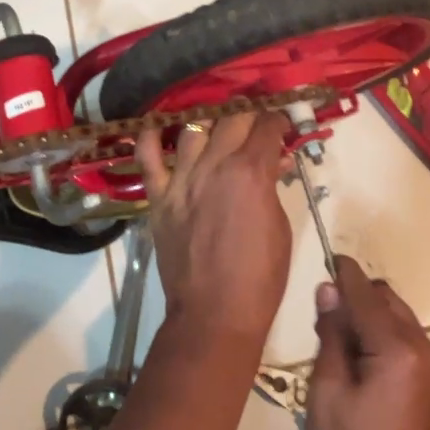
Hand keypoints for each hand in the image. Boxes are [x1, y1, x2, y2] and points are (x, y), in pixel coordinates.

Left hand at [137, 111, 292, 340]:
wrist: (214, 314)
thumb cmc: (260, 277)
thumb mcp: (280, 227)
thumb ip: (272, 187)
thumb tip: (273, 163)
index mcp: (250, 172)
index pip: (267, 126)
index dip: (278, 120)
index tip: (281, 123)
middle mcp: (214, 165)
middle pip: (232, 118)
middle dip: (249, 114)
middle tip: (255, 121)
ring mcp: (181, 179)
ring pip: (193, 128)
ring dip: (210, 122)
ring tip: (217, 124)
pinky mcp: (159, 196)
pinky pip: (147, 158)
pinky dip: (149, 138)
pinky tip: (156, 127)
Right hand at [306, 257, 429, 429]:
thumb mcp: (328, 392)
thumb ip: (331, 334)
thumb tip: (329, 289)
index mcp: (398, 348)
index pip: (365, 293)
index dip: (343, 273)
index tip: (327, 256)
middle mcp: (424, 348)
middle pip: (386, 299)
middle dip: (357, 295)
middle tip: (324, 311)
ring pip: (398, 317)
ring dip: (371, 314)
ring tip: (338, 336)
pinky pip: (407, 340)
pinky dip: (383, 334)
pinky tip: (360, 356)